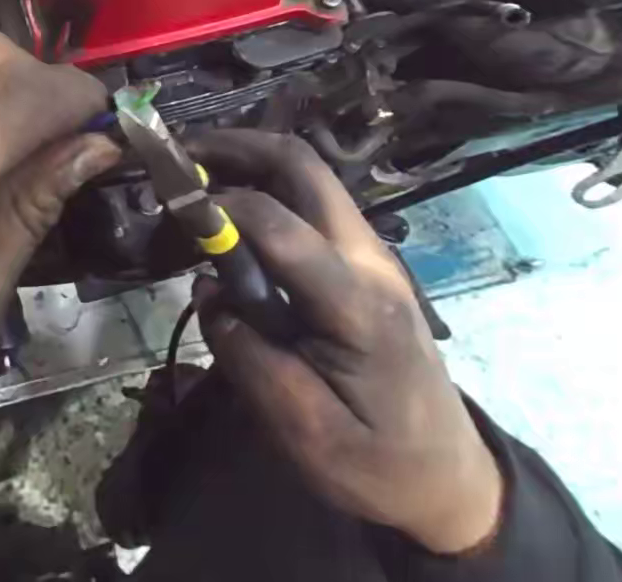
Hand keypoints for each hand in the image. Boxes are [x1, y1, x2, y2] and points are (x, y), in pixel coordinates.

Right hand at [188, 130, 503, 553]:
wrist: (449, 476)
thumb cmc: (377, 463)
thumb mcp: (302, 433)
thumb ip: (246, 355)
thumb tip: (208, 290)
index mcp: (356, 303)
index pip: (278, 225)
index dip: (219, 206)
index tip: (173, 207)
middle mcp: (369, 258)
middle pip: (303, 167)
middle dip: (238, 146)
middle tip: (184, 153)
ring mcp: (371, 252)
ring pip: (308, 174)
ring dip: (250, 158)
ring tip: (198, 169)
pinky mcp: (363, 258)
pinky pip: (311, 199)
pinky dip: (264, 182)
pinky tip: (230, 203)